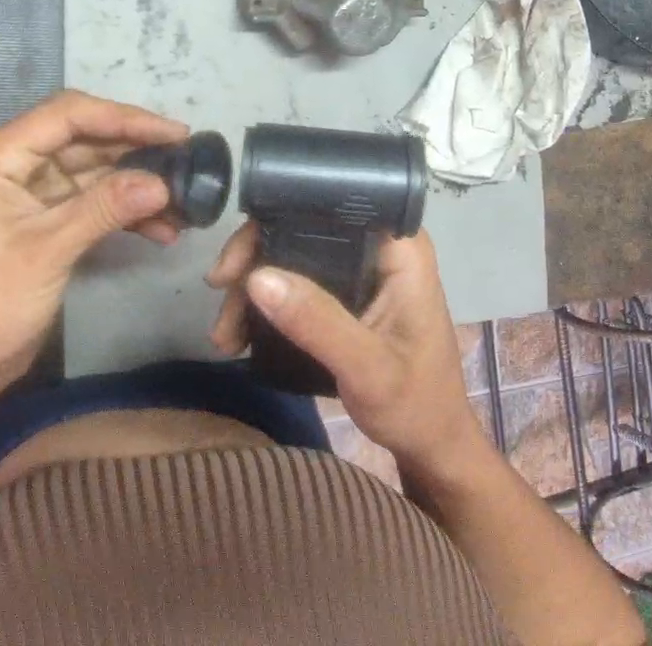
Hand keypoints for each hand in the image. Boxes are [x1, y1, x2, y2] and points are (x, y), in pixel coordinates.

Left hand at [0, 91, 188, 396]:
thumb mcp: (46, 251)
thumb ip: (103, 209)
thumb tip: (163, 183)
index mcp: (0, 156)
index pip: (69, 115)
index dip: (125, 118)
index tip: (176, 133)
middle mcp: (16, 165)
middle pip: (85, 138)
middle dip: (136, 149)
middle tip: (189, 162)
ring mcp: (32, 195)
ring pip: (94, 172)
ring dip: (136, 185)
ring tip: (184, 202)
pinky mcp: (45, 223)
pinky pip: (92, 203)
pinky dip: (124, 213)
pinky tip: (162, 230)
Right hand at [207, 225, 483, 472]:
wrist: (431, 445)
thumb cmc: (416, 405)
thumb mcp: (368, 369)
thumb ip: (318, 324)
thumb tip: (256, 278)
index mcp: (399, 249)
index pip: (329, 206)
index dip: (275, 219)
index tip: (238, 262)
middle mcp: (378, 246)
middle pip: (299, 227)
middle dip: (253, 260)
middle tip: (220, 293)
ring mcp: (360, 268)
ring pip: (290, 255)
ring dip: (251, 288)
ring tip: (224, 334)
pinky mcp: (345, 291)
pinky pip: (294, 280)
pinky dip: (264, 303)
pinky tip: (239, 333)